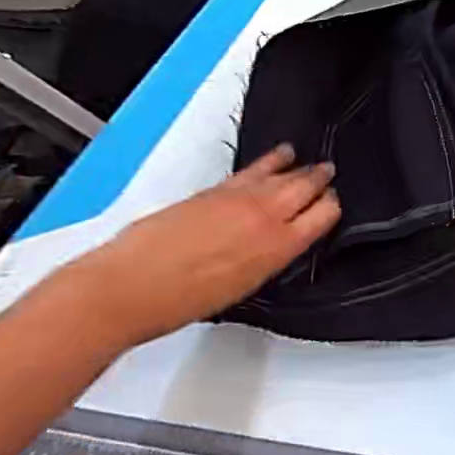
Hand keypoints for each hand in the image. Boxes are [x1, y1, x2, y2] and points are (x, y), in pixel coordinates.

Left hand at [51, 145, 340, 347]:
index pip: (326, 213)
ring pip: (287, 174)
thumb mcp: (243, 287)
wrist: (122, 291)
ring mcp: (242, 199)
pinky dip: (274, 159)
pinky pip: (257, 168)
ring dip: (303, 169)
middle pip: (309, 187)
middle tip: (329, 176)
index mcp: (280, 247)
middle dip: (322, 180)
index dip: (332, 206)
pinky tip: (282, 154)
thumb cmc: (175, 301)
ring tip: (314, 165)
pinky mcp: (217, 190)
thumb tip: (282, 241)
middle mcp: (268, 218)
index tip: (331, 205)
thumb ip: (271, 257)